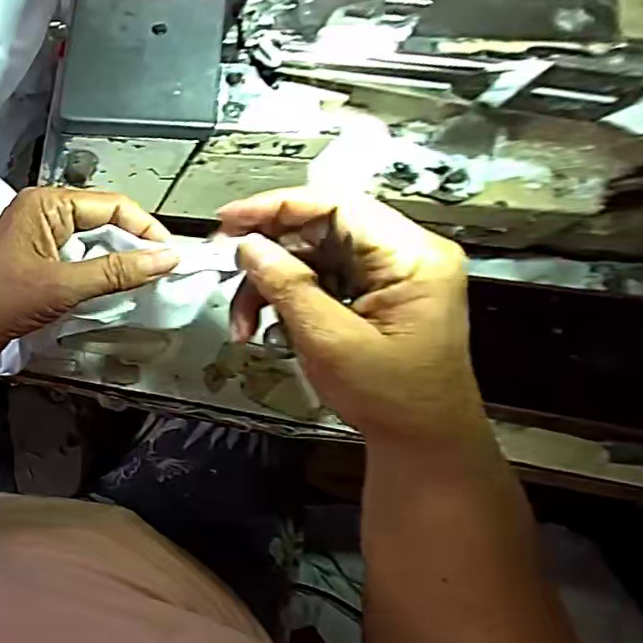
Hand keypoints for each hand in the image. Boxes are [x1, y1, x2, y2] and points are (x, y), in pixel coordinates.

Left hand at [0, 186, 180, 368]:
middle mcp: (39, 212)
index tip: (171, 257)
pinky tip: (109, 289)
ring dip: (113, 260)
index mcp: (44, 204)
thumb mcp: (61, 286)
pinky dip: (92, 272)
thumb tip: (168, 259)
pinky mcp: (30, 261)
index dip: (145, 229)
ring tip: (140, 282)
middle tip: (160, 273)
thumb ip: (116, 271)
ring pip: (88, 242)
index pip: (111, 204)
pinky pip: (72, 259)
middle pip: (102, 220)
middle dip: (131, 244)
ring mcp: (33, 236)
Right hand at [217, 188, 486, 444]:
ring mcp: (383, 273)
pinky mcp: (366, 292)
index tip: (227, 220)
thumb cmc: (388, 393)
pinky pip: (311, 279)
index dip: (277, 207)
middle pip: (318, 229)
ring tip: (240, 321)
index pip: (338, 206)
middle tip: (223, 266)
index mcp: (410, 258)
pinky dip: (277, 299)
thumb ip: (288, 287)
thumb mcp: (330, 340)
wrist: (419, 436)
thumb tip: (248, 246)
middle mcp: (400, 255)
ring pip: (306, 255)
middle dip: (264, 250)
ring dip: (264, 284)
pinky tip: (257, 324)